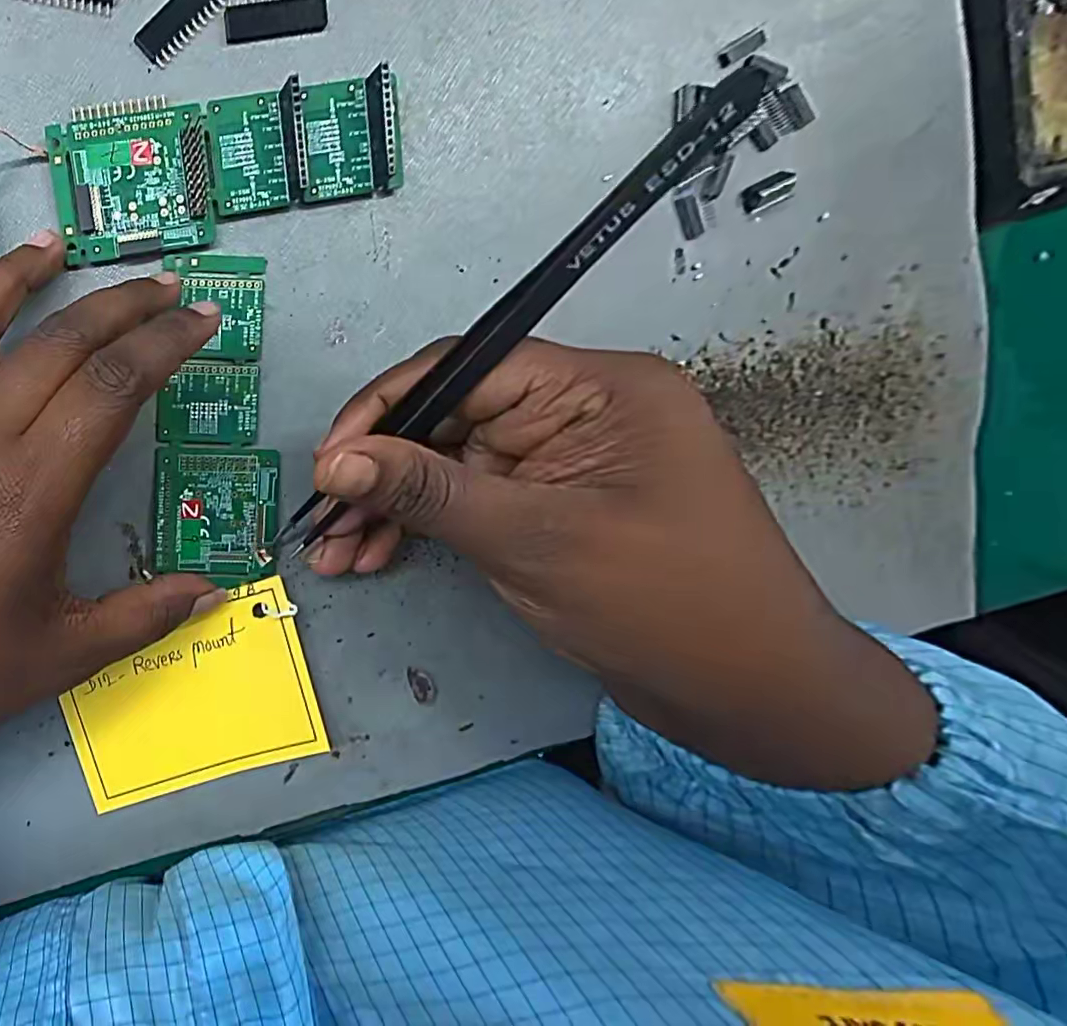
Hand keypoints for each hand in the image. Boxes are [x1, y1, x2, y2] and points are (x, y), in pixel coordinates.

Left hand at [0, 233, 225, 883]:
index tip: (201, 323)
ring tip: (53, 246)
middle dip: (120, 306)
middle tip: (165, 288)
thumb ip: (144, 616)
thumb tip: (213, 594)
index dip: (164, 346)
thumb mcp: (63, 655)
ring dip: (14, 280)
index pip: (112, 387)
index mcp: (32, 491)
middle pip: (58, 344)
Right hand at [306, 337, 935, 788]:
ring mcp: (544, 460)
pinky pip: (452, 499)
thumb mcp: (531, 539)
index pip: (462, 369)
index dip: (383, 407)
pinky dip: (409, 526)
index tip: (329, 460)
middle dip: (373, 471)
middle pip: (439, 420)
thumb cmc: (664, 604)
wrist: (744, 698)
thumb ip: (425, 491)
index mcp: (592, 389)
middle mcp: (565, 411)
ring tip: (332, 548)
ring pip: (435, 464)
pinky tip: (369, 554)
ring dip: (380, 506)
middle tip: (321, 514)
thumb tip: (335, 463)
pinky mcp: (530, 502)